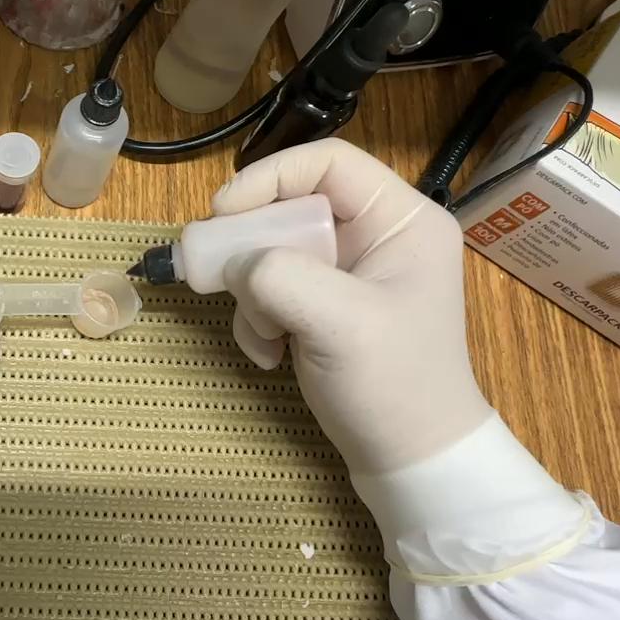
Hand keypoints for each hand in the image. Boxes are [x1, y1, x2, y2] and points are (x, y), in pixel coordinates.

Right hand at [217, 139, 491, 474]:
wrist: (407, 456)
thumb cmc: (393, 384)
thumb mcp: (341, 323)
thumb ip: (281, 278)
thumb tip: (232, 263)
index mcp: (398, 220)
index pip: (326, 164)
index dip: (268, 178)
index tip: (220, 213)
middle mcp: (370, 237)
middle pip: (286, 210)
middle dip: (249, 250)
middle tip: (213, 274)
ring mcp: (341, 275)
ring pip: (267, 255)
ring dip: (252, 298)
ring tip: (267, 338)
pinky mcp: (317, 307)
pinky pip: (266, 293)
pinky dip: (257, 323)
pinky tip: (271, 355)